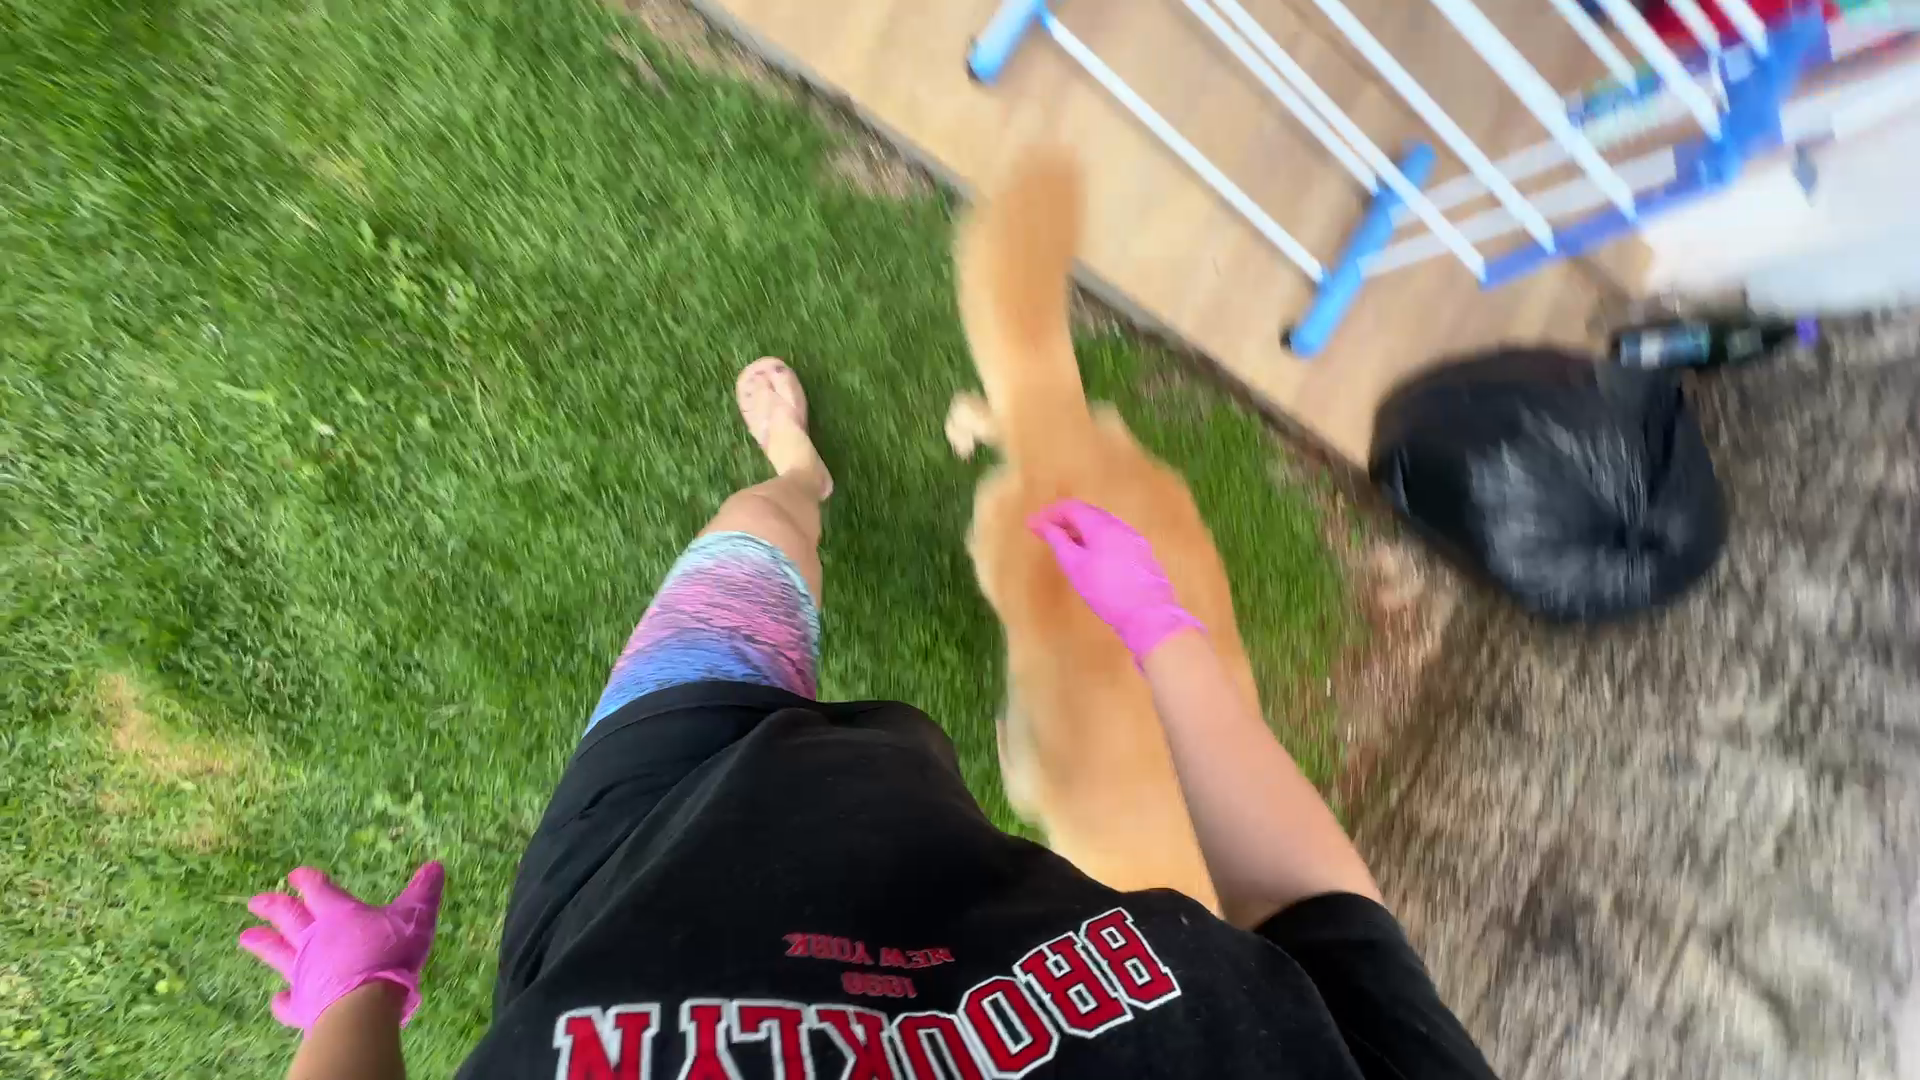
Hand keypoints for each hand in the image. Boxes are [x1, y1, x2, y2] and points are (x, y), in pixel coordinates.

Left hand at [239, 862, 444, 1032]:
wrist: (365, 1003)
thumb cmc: (390, 951)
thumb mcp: (417, 913)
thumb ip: (424, 890)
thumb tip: (435, 864)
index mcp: (340, 916)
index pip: (321, 892)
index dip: (309, 881)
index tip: (296, 873)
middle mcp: (315, 941)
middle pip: (291, 920)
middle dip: (275, 907)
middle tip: (255, 901)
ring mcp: (305, 974)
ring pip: (278, 955)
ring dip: (263, 945)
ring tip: (245, 937)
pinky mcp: (303, 1003)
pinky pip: (287, 1000)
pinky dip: (281, 998)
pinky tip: (278, 996)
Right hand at [1028, 498, 1202, 663]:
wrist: (1150, 617)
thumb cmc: (1106, 591)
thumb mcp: (1075, 566)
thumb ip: (1058, 542)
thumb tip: (1043, 524)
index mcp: (1103, 526)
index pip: (1072, 507)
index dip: (1050, 513)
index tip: (1032, 524)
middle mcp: (1121, 527)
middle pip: (1089, 514)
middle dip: (1066, 520)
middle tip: (1047, 532)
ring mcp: (1135, 541)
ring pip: (1104, 527)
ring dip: (1082, 531)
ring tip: (1066, 545)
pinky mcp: (1143, 556)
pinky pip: (1114, 539)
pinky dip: (1096, 541)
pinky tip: (1091, 558)